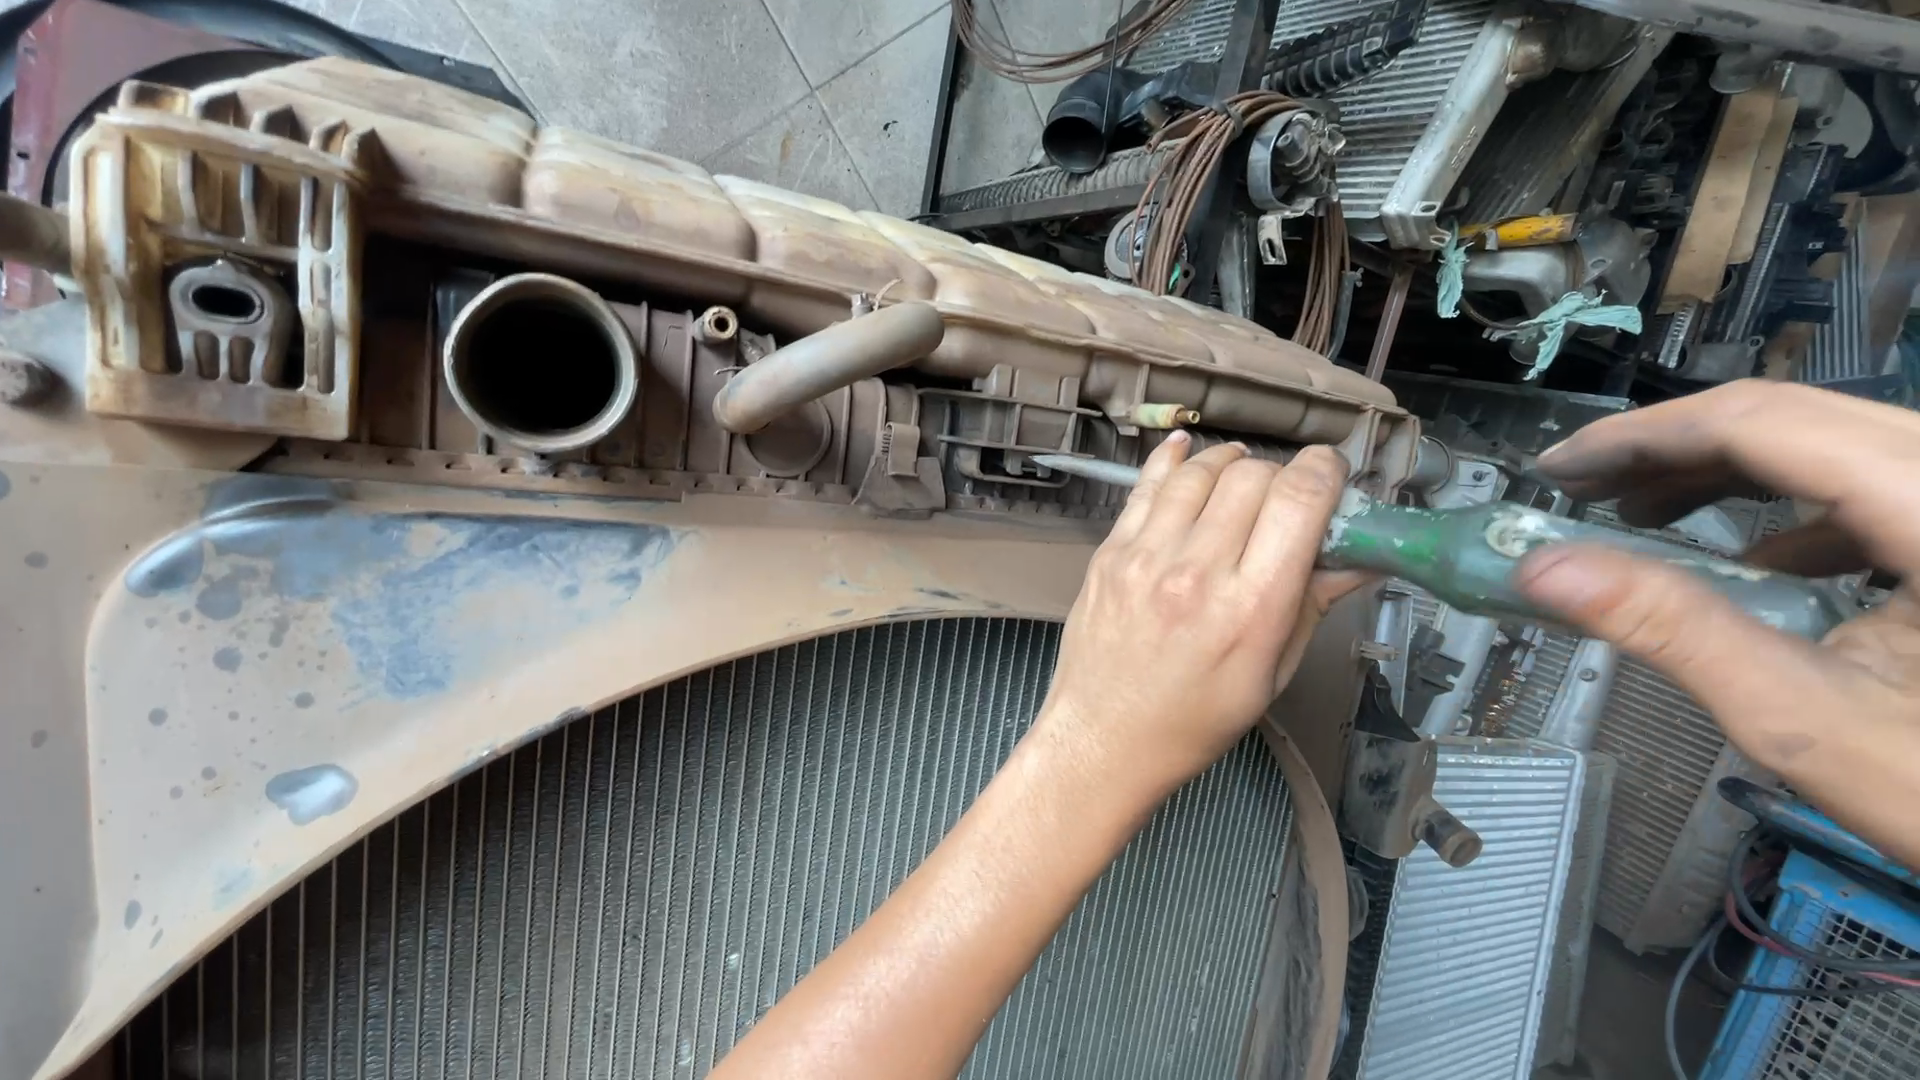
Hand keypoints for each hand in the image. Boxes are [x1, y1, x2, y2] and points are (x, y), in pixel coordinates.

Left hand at [1033, 433, 1367, 805]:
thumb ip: (1313, 604)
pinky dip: (1171, 460)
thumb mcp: (1271, 674)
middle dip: (1279, 474)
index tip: (1330, 476)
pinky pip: (1144, 486)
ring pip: (1197, 471)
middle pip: (1251, 476)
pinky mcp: (1109, 553)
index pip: (1297, 501)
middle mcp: (1197, 571)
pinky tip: (1186, 450)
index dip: (1324, 473)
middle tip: (1281, 497)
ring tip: (1238, 475)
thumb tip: (1362, 556)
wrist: (1104, 737)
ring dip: (1227, 463)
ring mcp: (1145, 557)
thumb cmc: (1196, 719)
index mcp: (1250, 607)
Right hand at [1515, 380, 1919, 867]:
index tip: (1558, 469)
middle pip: (1798, 418)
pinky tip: (1755, 558)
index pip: (1765, 423)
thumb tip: (1545, 572)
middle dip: (1668, 447)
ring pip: (1837, 442)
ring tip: (1639, 513)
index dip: (1642, 435)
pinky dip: (1794, 509)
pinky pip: (1883, 486)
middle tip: (1580, 487)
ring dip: (1724, 471)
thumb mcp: (1801, 714)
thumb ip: (1672, 628)